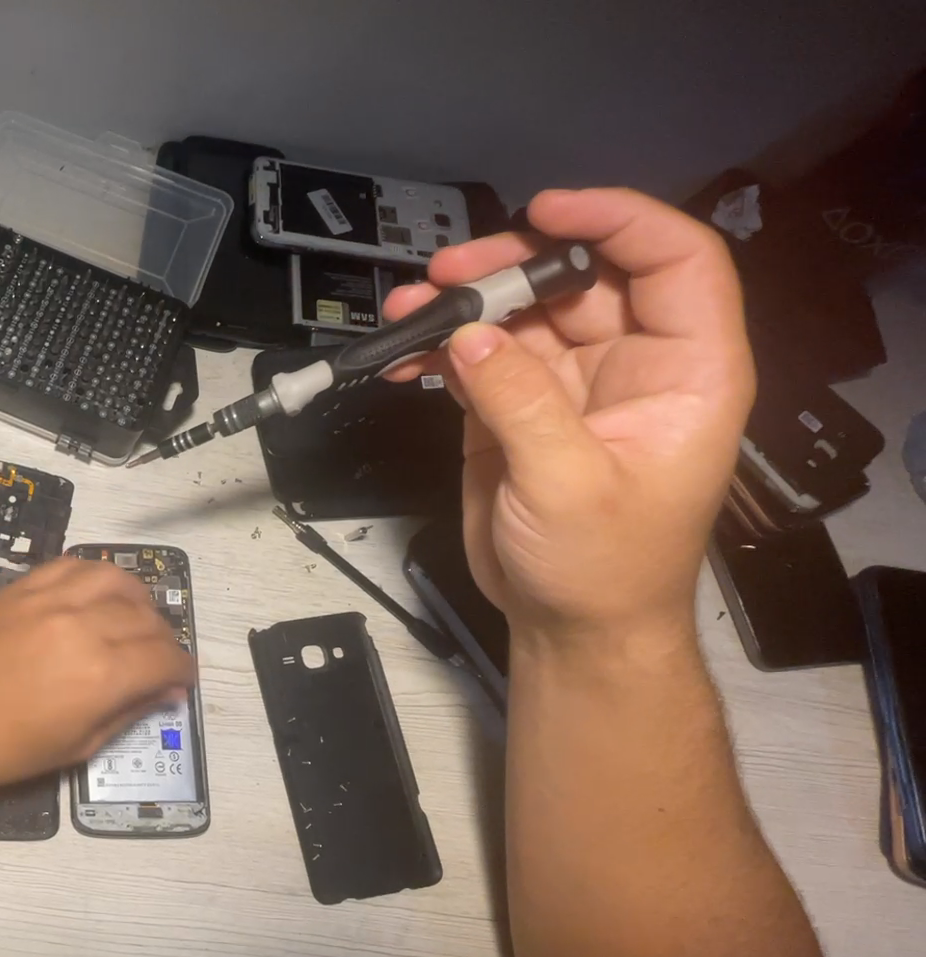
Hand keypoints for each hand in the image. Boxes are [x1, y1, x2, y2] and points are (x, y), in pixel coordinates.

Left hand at [0, 556, 192, 792]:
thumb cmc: (4, 748)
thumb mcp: (78, 746)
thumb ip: (128, 711)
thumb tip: (164, 691)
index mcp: (101, 674)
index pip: (165, 658)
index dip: (182, 670)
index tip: (180, 679)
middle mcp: (82, 626)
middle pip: (146, 618)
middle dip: (162, 640)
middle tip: (156, 659)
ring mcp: (49, 599)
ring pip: (114, 579)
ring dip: (136, 599)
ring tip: (134, 619)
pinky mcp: (21, 588)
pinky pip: (72, 566)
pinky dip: (94, 577)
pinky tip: (95, 595)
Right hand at [384, 188, 753, 639]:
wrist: (568, 619)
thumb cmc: (603, 563)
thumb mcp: (569, 484)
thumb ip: (522, 404)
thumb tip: (467, 336)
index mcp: (682, 371)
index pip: (670, 265)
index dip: (617, 223)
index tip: (545, 211)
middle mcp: (625, 366)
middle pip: (575, 283)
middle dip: (509, 267)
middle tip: (443, 273)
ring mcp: (561, 388)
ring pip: (513, 319)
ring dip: (459, 308)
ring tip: (404, 309)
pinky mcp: (510, 413)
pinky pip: (473, 363)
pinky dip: (435, 354)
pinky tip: (400, 357)